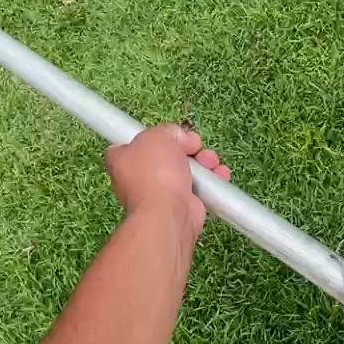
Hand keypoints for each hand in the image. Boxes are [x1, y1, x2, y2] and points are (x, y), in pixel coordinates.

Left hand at [104, 124, 226, 234]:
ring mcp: (162, 192)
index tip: (170, 135)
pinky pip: (200, 185)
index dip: (155, 135)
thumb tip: (184, 141)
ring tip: (210, 162)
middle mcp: (140, 177)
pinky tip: (219, 173)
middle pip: (169, 152)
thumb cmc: (155, 172)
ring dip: (204, 161)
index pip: (135, 142)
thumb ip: (169, 130)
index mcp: (123, 159)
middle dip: (188, 147)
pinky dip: (212, 178)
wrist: (168, 212)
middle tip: (194, 147)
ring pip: (187, 167)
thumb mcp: (157, 135)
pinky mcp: (182, 203)